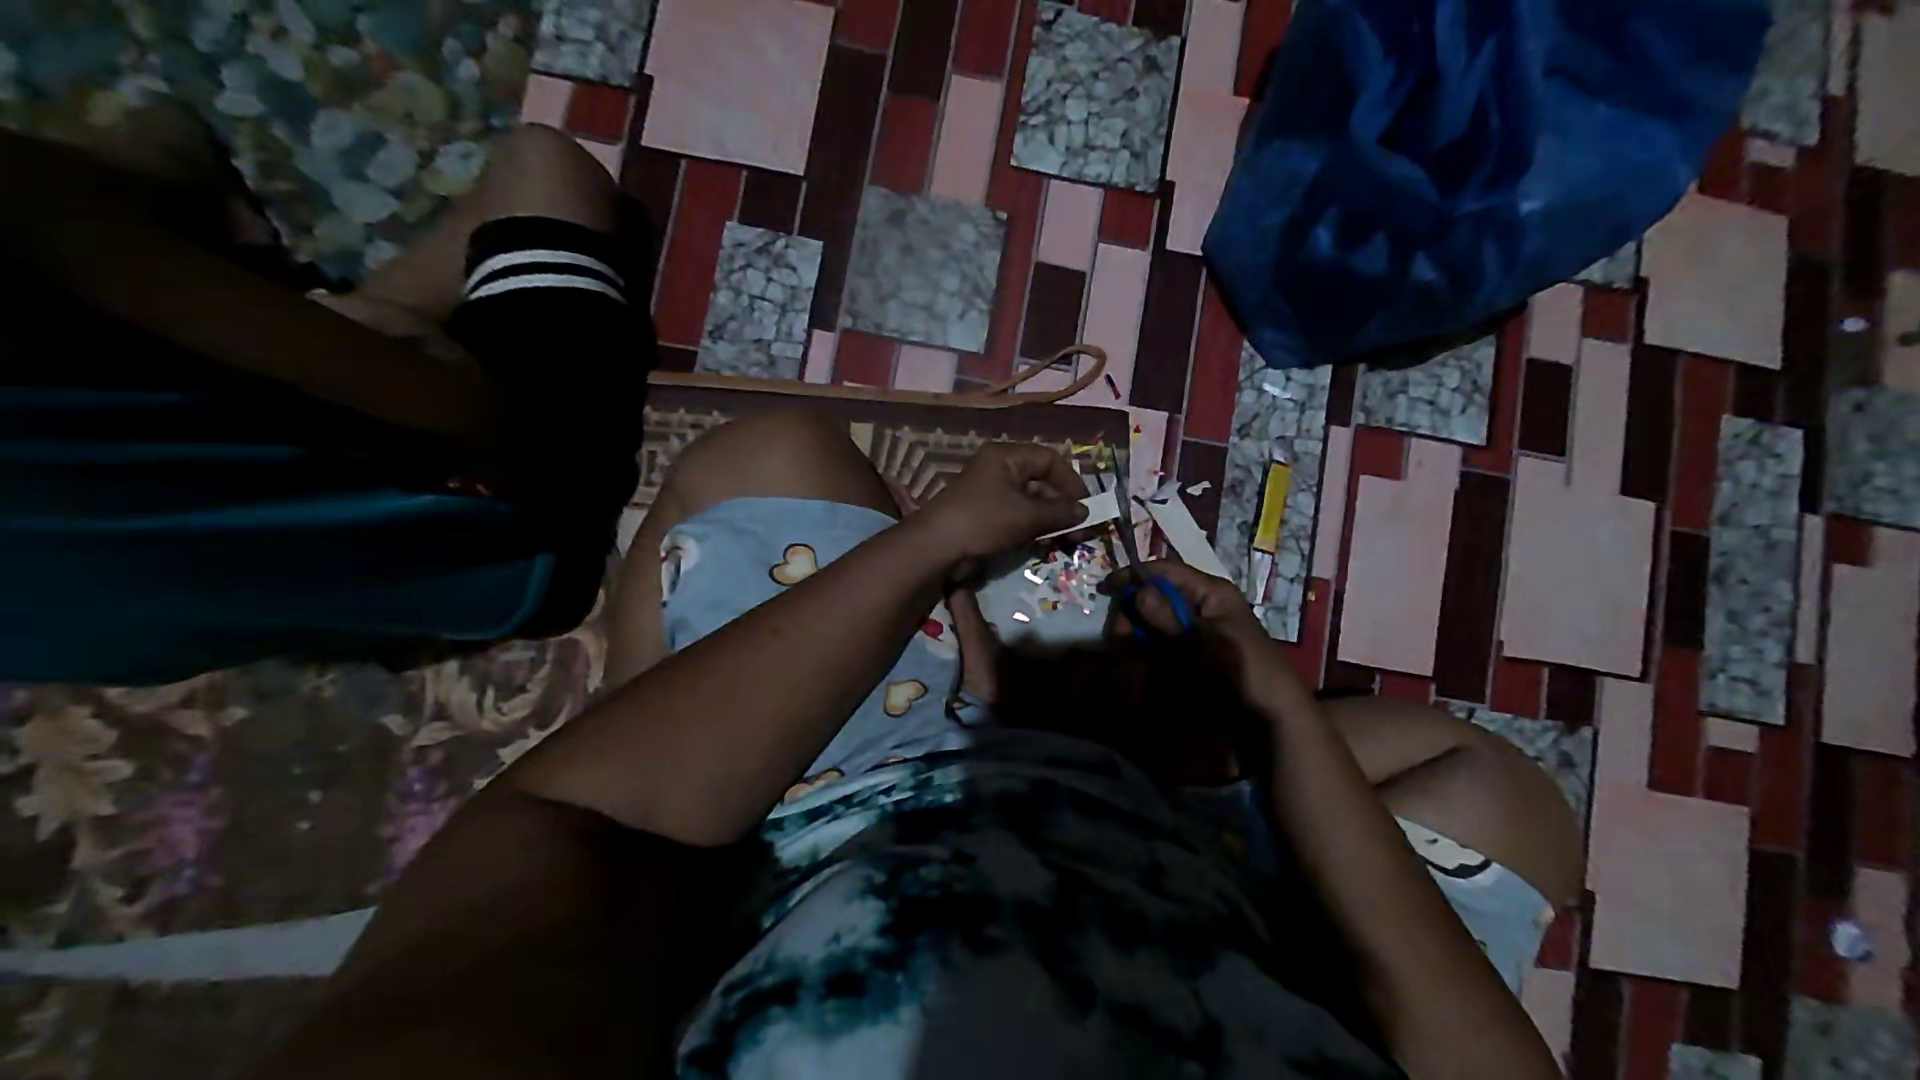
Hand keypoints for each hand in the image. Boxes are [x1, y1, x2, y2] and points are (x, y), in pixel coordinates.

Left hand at [911, 443, 1088, 568]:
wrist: (937, 548)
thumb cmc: (983, 520)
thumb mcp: (1026, 515)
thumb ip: (1059, 512)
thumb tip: (1086, 512)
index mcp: (1006, 457)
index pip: (1049, 459)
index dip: (1071, 481)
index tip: (1086, 505)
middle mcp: (1000, 471)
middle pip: (1042, 483)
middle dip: (1064, 506)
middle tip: (1082, 531)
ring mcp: (993, 495)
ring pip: (1032, 503)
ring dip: (1052, 521)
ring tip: (1070, 541)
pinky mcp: (988, 517)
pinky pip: (1019, 518)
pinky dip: (1035, 529)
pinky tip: (1049, 544)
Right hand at [1104, 559, 1295, 699]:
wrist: (1271, 714)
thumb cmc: (1243, 671)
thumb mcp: (1205, 642)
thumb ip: (1170, 618)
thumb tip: (1138, 592)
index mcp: (1211, 592)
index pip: (1165, 570)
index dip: (1134, 576)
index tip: (1105, 590)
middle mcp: (1203, 603)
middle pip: (1156, 593)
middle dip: (1133, 610)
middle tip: (1118, 637)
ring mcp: (1198, 627)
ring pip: (1156, 617)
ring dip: (1139, 631)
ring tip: (1128, 651)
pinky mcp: (1194, 649)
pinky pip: (1163, 639)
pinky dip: (1149, 646)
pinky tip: (1143, 659)